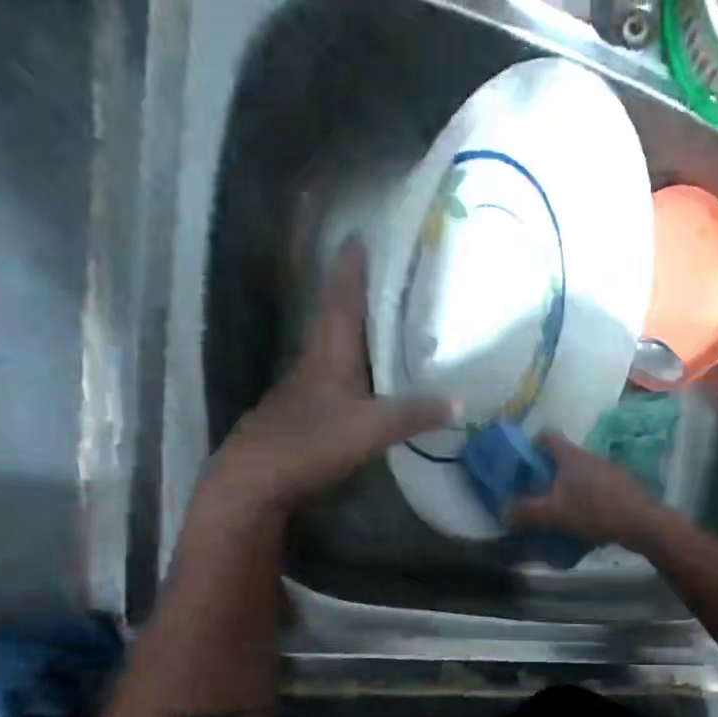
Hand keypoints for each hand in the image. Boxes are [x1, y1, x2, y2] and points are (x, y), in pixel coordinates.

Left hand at [192, 244, 451, 525]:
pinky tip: (370, 374)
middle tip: (383, 273)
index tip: (360, 236)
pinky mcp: (306, 410)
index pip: (341, 299)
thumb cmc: (311, 442)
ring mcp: (307, 387)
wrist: (256, 479)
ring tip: (385, 318)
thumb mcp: (371, 428)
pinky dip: (355, 363)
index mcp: (329, 352)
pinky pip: (336, 373)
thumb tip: (461, 401)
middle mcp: (315, 361)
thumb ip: (415, 413)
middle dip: (355, 291)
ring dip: (355, 328)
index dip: (350, 268)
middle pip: (335, 317)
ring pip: (334, 345)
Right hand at [505, 432, 670, 549]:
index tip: (523, 463)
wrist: (642, 522)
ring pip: (581, 473)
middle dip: (548, 473)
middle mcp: (590, 456)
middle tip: (536, 492)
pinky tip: (584, 519)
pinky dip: (587, 498)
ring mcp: (609, 469)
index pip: (547, 435)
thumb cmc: (594, 511)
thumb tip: (504, 513)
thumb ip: (526, 513)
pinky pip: (597, 487)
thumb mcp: (554, 514)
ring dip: (569, 487)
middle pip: (563, 457)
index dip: (531, 444)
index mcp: (571, 456)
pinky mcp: (622, 485)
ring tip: (559, 509)